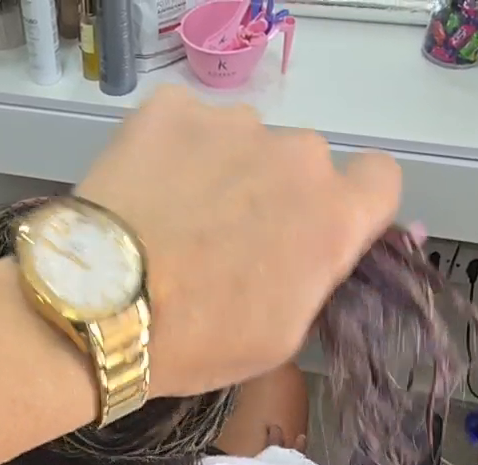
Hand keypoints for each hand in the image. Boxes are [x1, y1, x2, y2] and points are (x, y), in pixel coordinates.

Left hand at [75, 87, 404, 397]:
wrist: (98, 313)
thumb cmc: (193, 343)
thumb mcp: (279, 339)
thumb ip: (317, 280)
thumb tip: (324, 251)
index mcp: (332, 217)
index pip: (379, 181)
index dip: (349, 207)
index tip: (313, 232)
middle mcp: (296, 155)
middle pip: (301, 165)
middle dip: (273, 197)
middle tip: (222, 246)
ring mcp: (231, 124)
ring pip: (242, 143)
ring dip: (222, 173)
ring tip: (172, 225)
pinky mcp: (170, 109)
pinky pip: (186, 125)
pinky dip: (172, 154)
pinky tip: (143, 197)